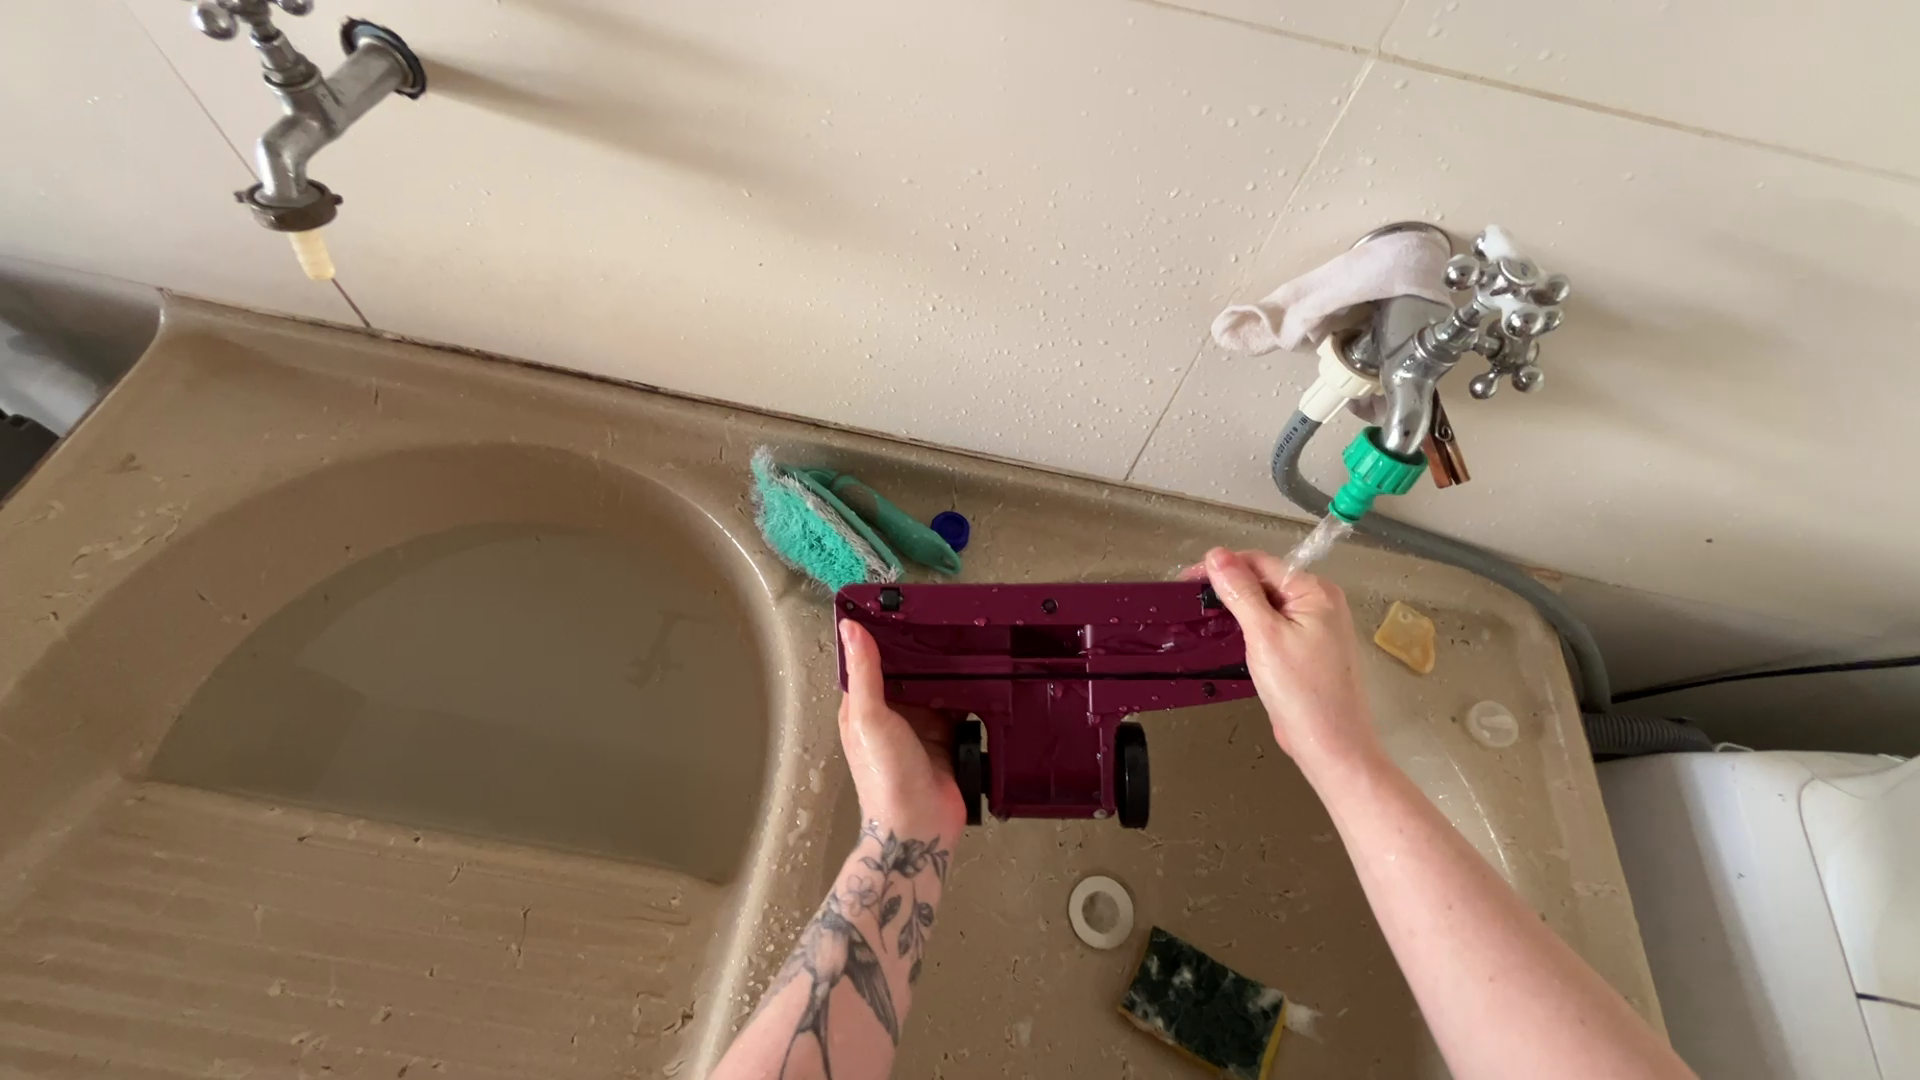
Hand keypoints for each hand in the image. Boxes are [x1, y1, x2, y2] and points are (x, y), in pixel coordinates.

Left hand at [838, 621, 967, 837]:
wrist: (921, 827)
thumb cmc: (886, 774)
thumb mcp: (869, 718)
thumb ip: (865, 673)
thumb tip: (850, 628)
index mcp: (864, 706)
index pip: (871, 661)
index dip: (882, 635)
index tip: (900, 607)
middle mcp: (893, 713)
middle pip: (908, 671)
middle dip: (924, 649)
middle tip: (947, 618)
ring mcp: (922, 726)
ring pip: (936, 686)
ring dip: (950, 668)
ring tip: (969, 636)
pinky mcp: (949, 737)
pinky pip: (960, 706)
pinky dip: (971, 691)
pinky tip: (984, 671)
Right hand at [1184, 548, 1382, 776]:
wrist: (1331, 745)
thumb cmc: (1301, 691)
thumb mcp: (1264, 635)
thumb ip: (1241, 592)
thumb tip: (1216, 555)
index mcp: (1315, 591)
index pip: (1260, 562)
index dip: (1221, 567)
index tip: (1187, 581)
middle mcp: (1320, 602)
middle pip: (1264, 579)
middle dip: (1227, 586)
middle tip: (1191, 602)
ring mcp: (1316, 627)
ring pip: (1266, 603)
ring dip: (1236, 606)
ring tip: (1204, 617)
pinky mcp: (1307, 648)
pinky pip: (1273, 624)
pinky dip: (1249, 625)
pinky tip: (1229, 635)